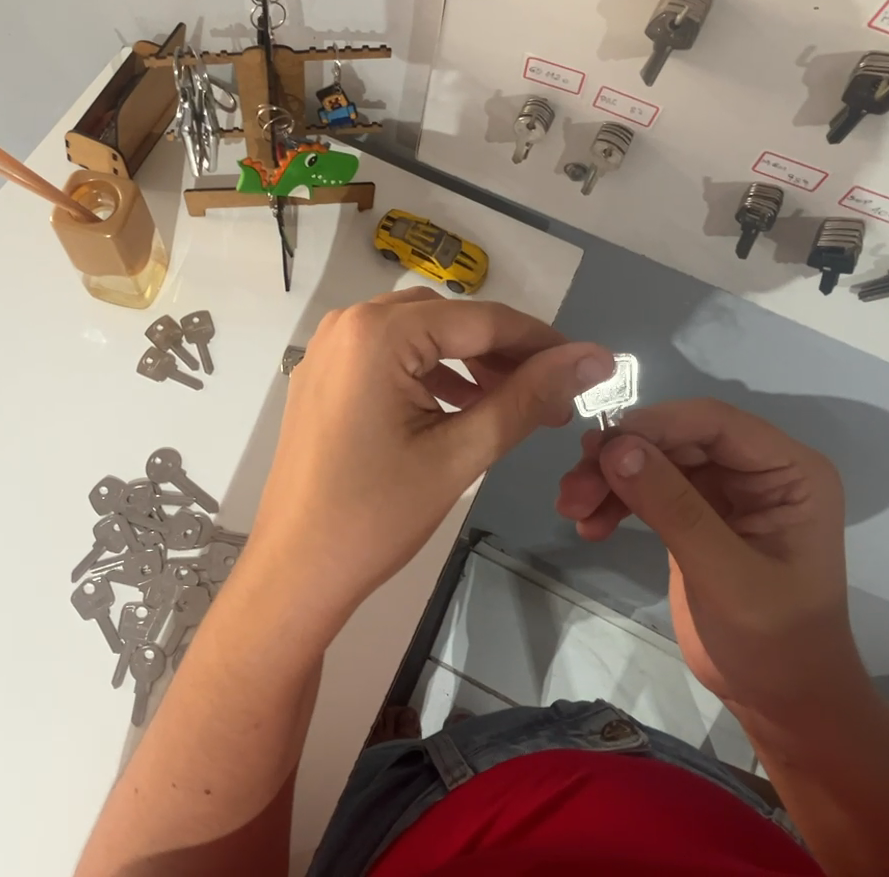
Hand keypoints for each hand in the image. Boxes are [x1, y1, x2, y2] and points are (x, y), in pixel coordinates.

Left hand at [248, 288, 613, 622]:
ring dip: (467, 362)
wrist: (296, 568)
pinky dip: (427, 373)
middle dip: (503, 353)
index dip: (542, 341)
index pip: (481, 320)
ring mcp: (328, 349)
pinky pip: (387, 356)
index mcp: (378, 333)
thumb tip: (592, 360)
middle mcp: (348, 324)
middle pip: (447, 321)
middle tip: (550, 395)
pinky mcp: (321, 376)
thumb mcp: (460, 453)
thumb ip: (527, 398)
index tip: (591, 366)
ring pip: (417, 336)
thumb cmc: (376, 515)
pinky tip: (459, 406)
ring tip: (511, 403)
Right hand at [555, 399, 868, 725]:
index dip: (654, 426)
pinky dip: (614, 501)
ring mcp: (723, 491)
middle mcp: (756, 470)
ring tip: (571, 510)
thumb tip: (616, 448)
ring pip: (652, 460)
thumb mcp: (726, 575)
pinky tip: (590, 527)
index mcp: (788, 471)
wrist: (780, 700)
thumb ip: (674, 509)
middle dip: (620, 459)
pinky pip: (645, 488)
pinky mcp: (693, 513)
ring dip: (608, 480)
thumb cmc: (774, 642)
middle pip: (674, 439)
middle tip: (573, 492)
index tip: (598, 449)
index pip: (713, 423)